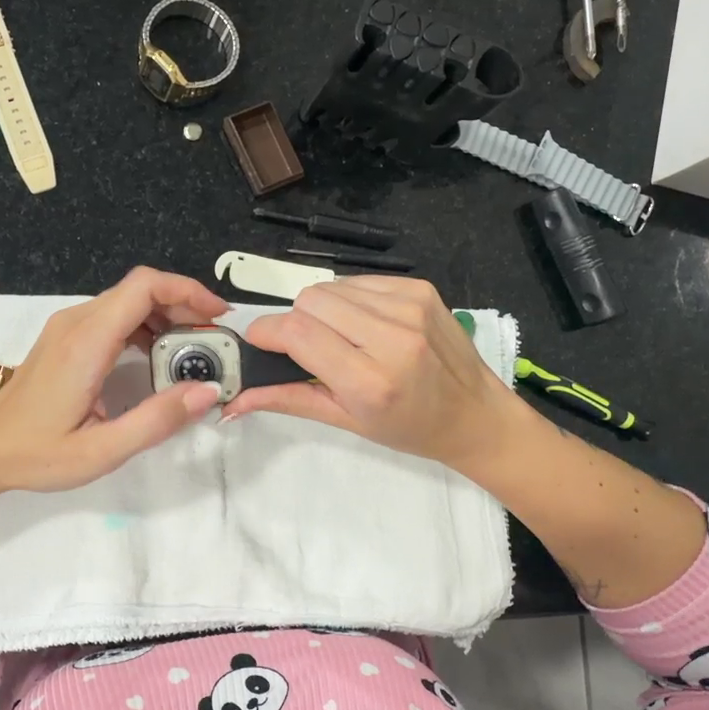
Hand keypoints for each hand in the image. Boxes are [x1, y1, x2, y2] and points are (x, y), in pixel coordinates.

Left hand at [0, 267, 227, 491]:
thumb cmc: (37, 454)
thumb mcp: (101, 451)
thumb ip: (156, 421)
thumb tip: (206, 391)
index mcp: (86, 343)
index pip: (143, 287)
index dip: (187, 291)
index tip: (218, 316)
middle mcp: (76, 323)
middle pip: (139, 289)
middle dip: (184, 306)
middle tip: (213, 341)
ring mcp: (66, 328)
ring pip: (127, 300)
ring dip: (165, 316)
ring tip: (193, 351)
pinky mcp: (64, 338)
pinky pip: (112, 316)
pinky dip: (144, 326)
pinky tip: (158, 356)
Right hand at [220, 277, 521, 467]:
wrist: (476, 414)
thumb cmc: (409, 428)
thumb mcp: (346, 421)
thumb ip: (287, 400)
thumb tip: (232, 401)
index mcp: (370, 380)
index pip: (298, 334)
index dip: (267, 332)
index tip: (258, 341)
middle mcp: (391, 337)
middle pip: (310, 301)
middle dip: (297, 321)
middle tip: (309, 348)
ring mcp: (409, 307)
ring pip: (331, 287)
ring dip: (323, 310)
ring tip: (341, 338)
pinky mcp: (420, 288)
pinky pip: (359, 281)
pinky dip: (349, 300)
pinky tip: (364, 325)